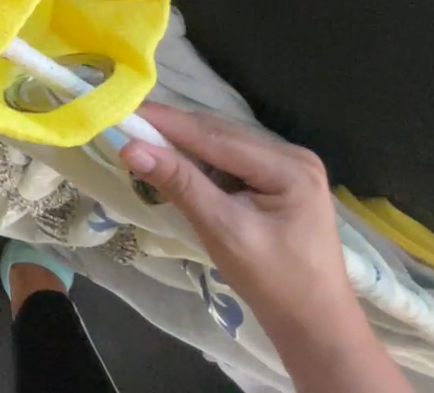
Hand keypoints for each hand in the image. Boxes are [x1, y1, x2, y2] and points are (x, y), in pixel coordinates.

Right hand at [118, 104, 358, 344]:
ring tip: (141, 145)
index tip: (119, 111)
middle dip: (169, 131)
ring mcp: (285, 164)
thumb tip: (129, 147)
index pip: (212, 135)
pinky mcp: (274, 176)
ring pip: (217, 141)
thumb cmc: (273, 281)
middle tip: (123, 128)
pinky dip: (195, 158)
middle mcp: (290, 155)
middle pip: (215, 132)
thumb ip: (178, 182)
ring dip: (179, 144)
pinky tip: (174, 164)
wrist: (314, 324)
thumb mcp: (221, 229)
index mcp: (288, 167)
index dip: (164, 122)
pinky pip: (224, 156)